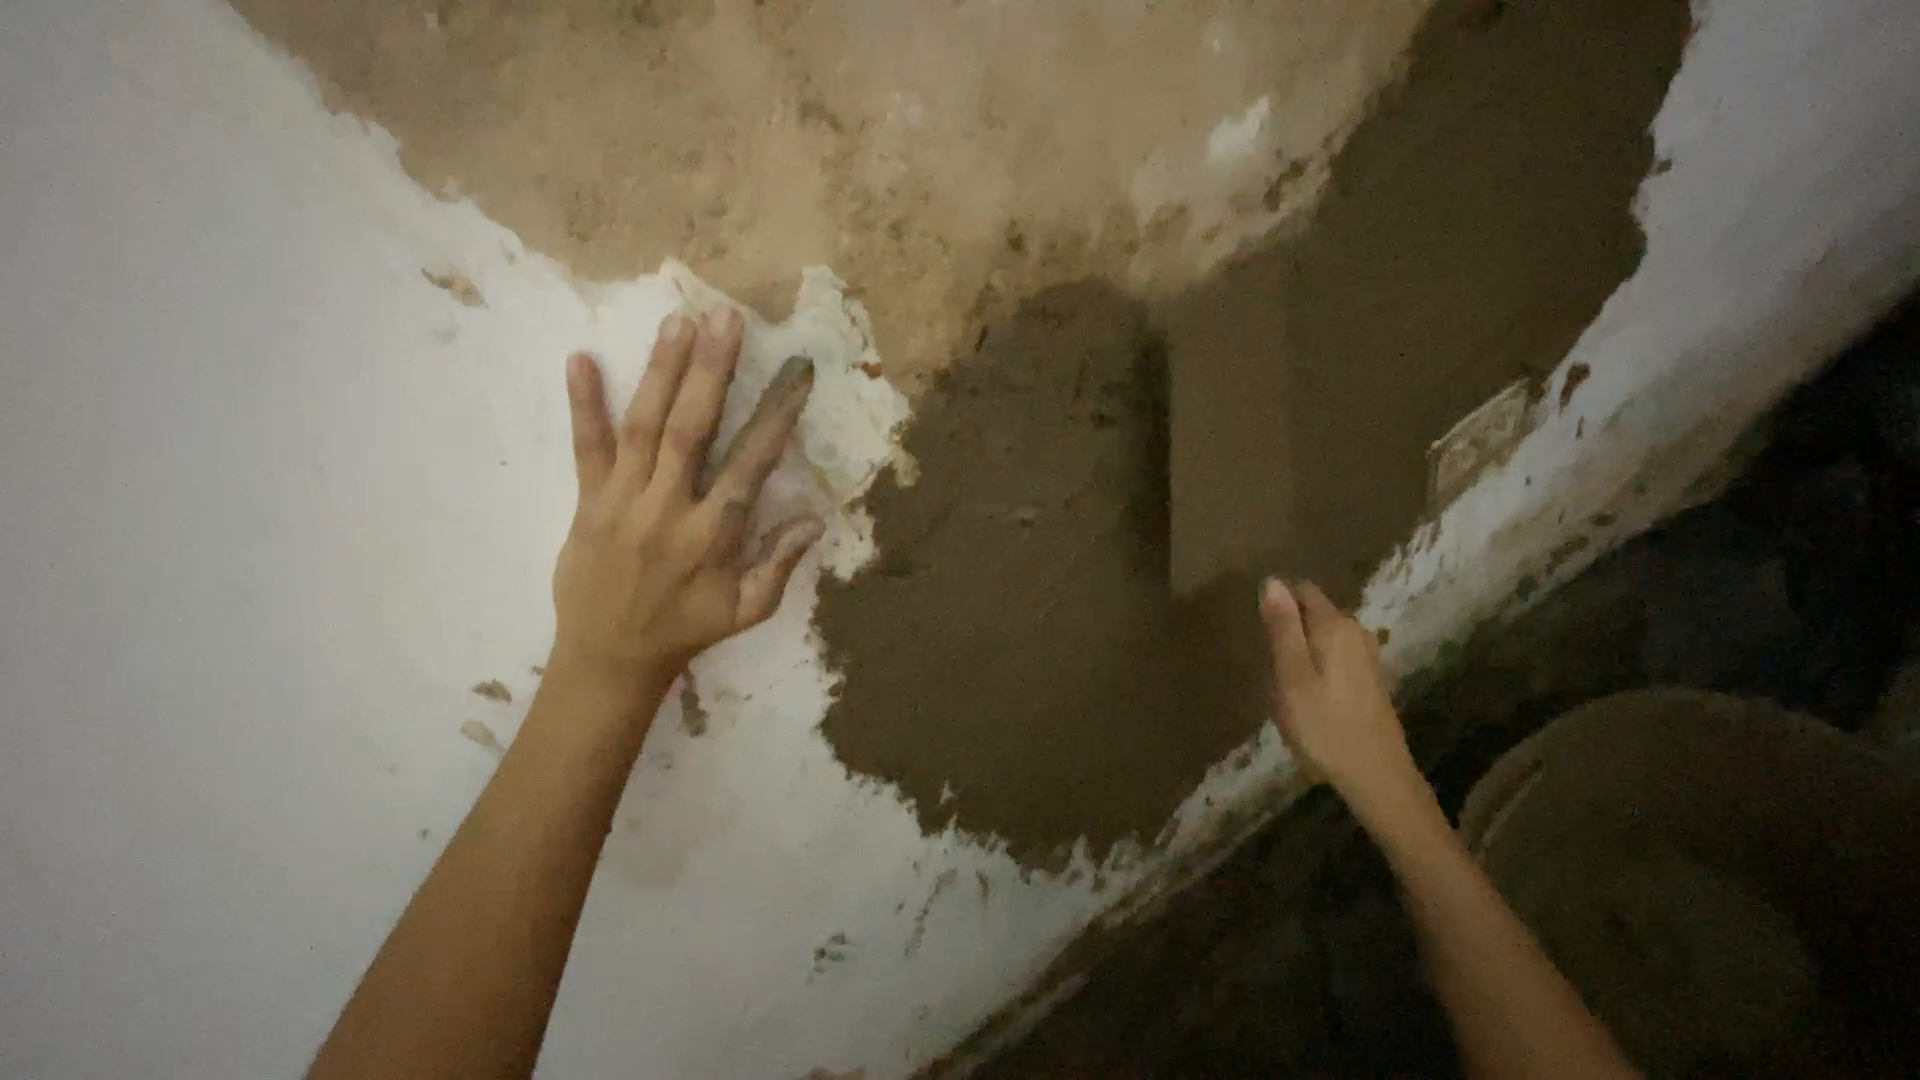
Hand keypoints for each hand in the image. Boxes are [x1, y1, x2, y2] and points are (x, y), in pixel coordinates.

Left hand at [551, 309, 822, 694]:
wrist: (609, 658)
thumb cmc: (687, 630)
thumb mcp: (747, 611)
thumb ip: (780, 565)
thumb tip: (815, 520)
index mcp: (713, 536)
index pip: (752, 464)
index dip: (777, 416)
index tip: (797, 373)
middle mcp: (668, 509)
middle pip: (692, 430)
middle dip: (711, 372)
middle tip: (725, 318)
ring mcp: (622, 502)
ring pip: (644, 428)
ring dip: (661, 373)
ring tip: (678, 322)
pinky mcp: (587, 502)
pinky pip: (586, 449)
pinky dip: (584, 405)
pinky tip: (581, 358)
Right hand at [1260, 579, 1424, 813]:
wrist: (1376, 775)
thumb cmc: (1324, 726)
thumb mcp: (1291, 676)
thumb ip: (1282, 628)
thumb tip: (1272, 581)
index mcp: (1335, 626)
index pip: (1302, 590)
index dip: (1278, 605)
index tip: (1261, 637)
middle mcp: (1355, 631)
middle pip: (1312, 613)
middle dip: (1287, 632)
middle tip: (1272, 673)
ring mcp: (1366, 655)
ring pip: (1321, 637)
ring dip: (1300, 654)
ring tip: (1286, 690)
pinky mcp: (1369, 677)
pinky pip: (1332, 657)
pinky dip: (1315, 669)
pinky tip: (1308, 699)